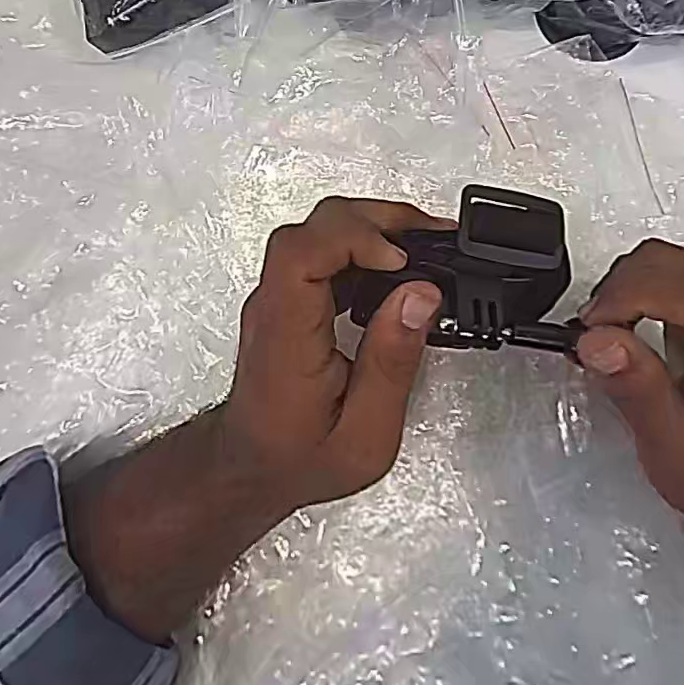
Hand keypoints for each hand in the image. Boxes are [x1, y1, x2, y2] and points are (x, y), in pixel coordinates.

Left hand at [65, 196, 450, 641]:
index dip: (354, 238)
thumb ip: (392, 363)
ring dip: (376, 225)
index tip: (400, 259)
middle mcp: (276, 302)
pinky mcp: (292, 293)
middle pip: (315, 225)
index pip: (302, 252)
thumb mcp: (365, 435)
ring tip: (425, 246)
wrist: (252, 465)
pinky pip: (326, 247)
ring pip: (321, 227)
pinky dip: (367, 242)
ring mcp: (279, 293)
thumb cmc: (300, 457)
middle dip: (379, 219)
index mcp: (287, 334)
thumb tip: (422, 295)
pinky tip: (398, 264)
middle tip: (432, 237)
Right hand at [574, 239, 683, 542]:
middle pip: (673, 263)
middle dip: (618, 291)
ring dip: (626, 291)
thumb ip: (642, 398)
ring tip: (614, 341)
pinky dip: (641, 294)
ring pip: (671, 262)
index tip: (589, 331)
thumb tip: (595, 340)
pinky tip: (636, 333)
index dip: (625, 297)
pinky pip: (678, 275)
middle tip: (596, 340)